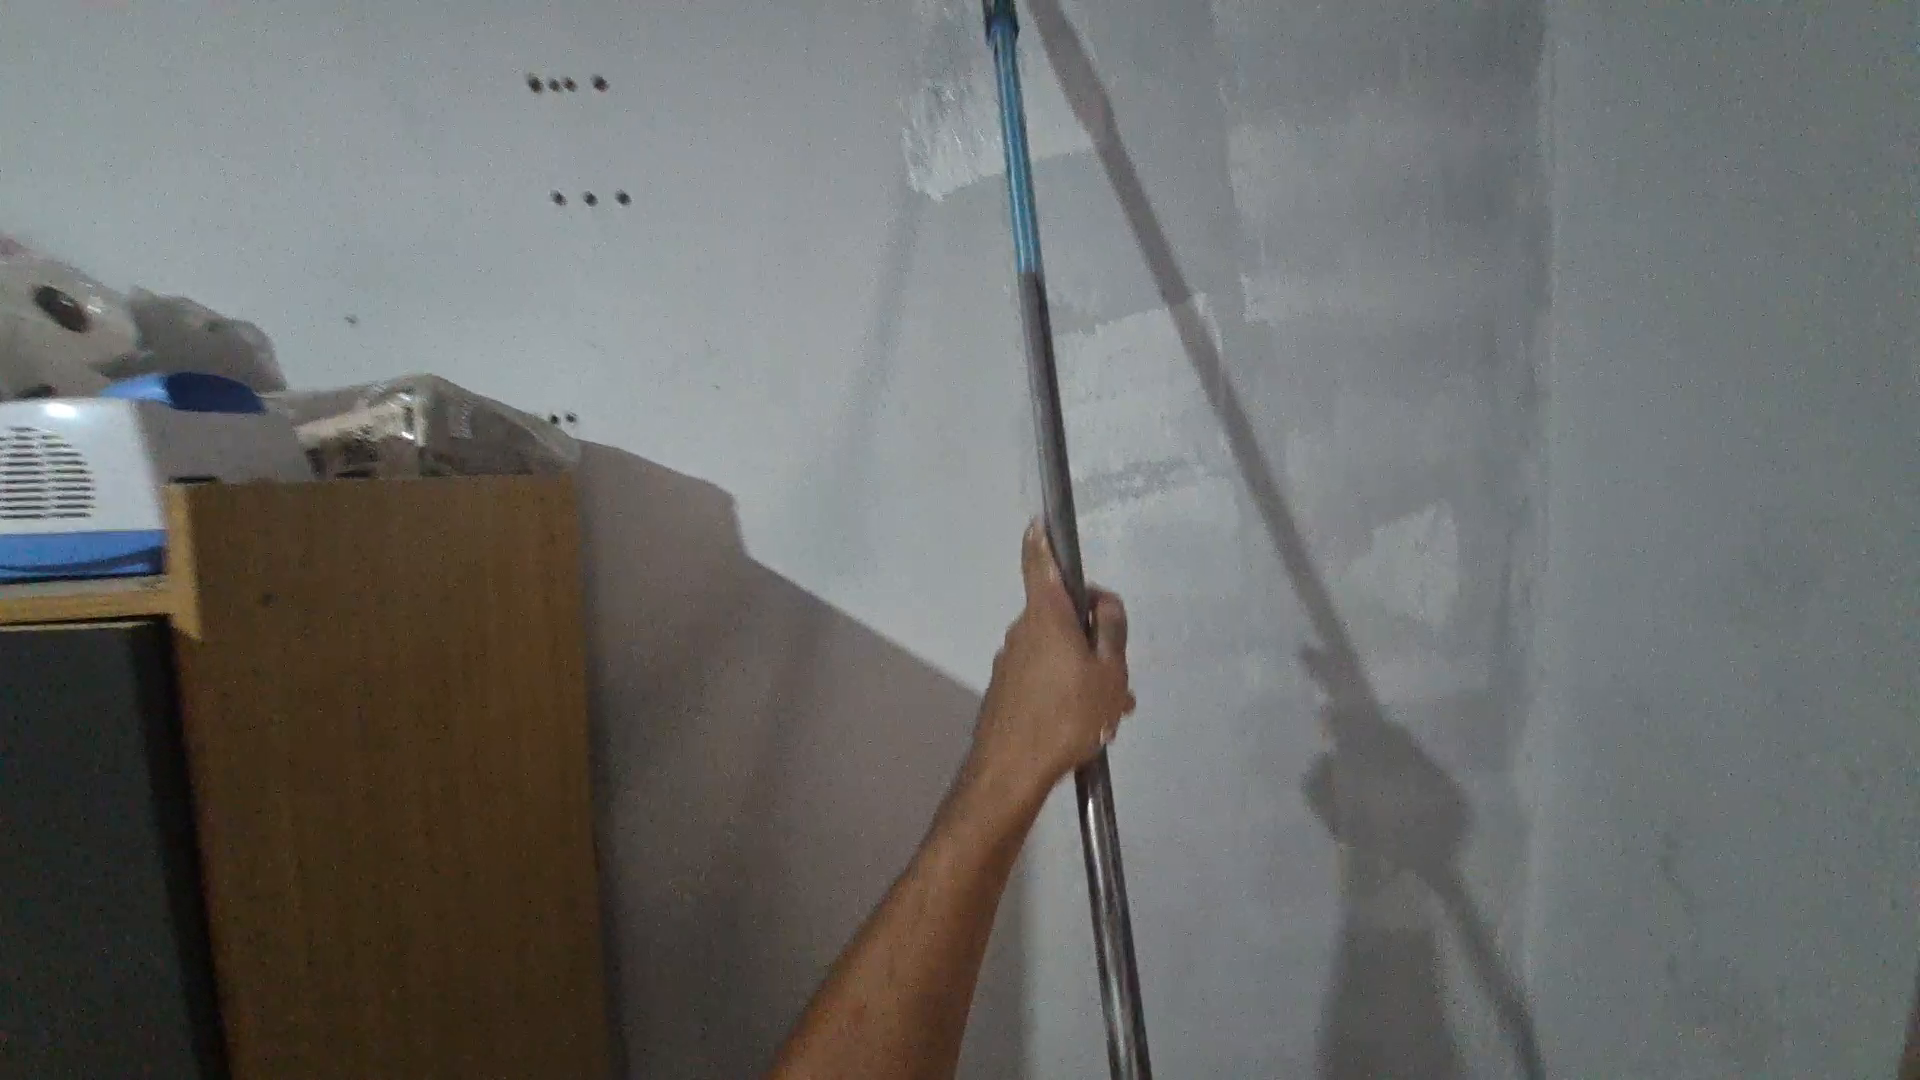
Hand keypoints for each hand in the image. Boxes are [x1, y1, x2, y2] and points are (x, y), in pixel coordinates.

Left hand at [967, 520, 1134, 801]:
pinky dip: (1067, 688)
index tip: (1038, 522)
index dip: (1041, 539)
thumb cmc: (1068, 714)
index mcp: (1047, 616)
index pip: (1039, 564)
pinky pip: (1044, 675)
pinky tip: (1087, 722)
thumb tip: (1104, 604)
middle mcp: (1023, 630)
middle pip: (1060, 613)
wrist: (1011, 768)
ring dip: (1084, 669)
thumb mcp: (1109, 673)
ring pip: (1057, 651)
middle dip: (1092, 634)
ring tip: (1112, 709)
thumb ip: (1111, 632)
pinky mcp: (1006, 688)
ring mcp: (1011, 660)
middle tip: (1119, 672)